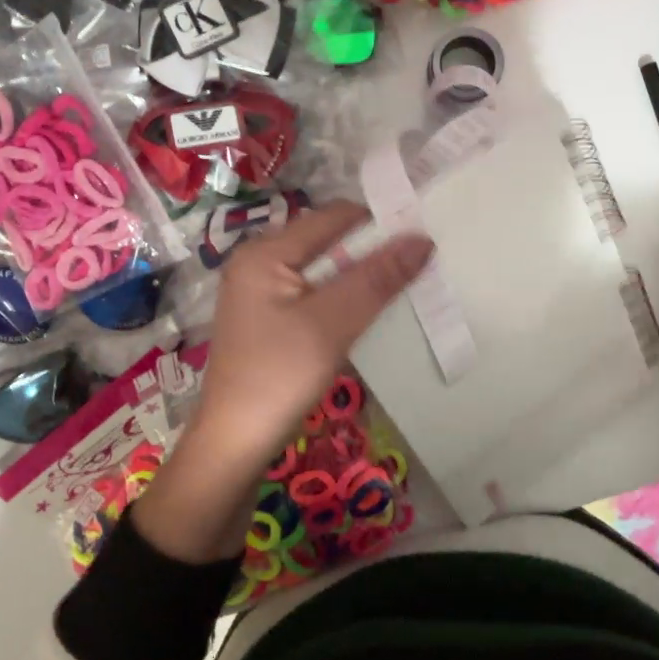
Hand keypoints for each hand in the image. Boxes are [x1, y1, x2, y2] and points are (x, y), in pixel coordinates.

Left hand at [193, 200, 433, 466]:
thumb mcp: (332, 323)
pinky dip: (344, 299)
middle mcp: (258, 263)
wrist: (235, 442)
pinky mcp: (269, 320)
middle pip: (328, 241)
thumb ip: (376, 278)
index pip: (332, 217)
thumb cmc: (279, 375)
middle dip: (372, 251)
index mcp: (264, 252)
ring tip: (403, 288)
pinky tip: (370, 314)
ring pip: (324, 270)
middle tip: (419, 265)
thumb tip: (422, 239)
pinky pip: (315, 295)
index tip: (422, 236)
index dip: (378, 222)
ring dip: (361, 277)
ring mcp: (261, 293)